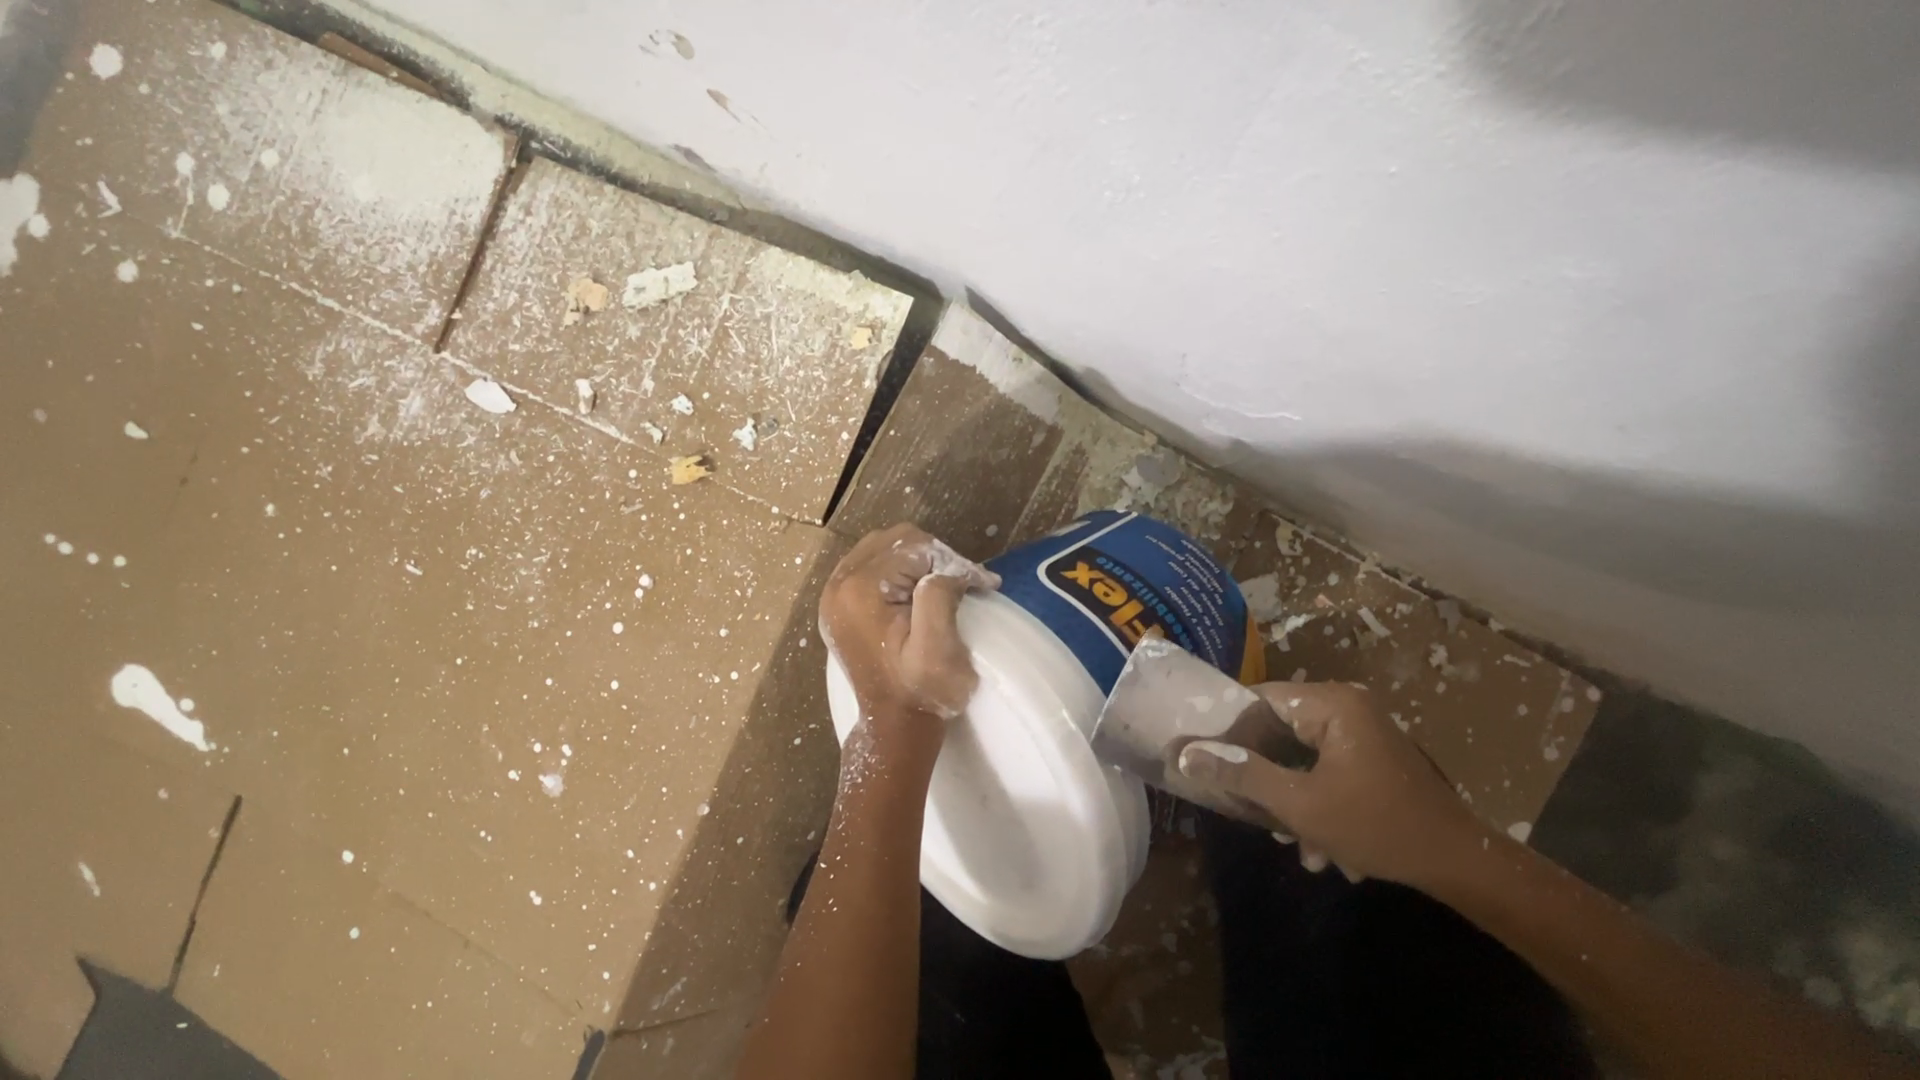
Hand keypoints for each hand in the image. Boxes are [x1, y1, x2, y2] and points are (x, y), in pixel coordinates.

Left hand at [819, 524, 998, 726]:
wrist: (895, 725)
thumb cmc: (922, 690)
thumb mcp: (938, 647)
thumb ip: (938, 595)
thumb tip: (945, 569)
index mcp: (860, 590)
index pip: (914, 547)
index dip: (950, 560)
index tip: (980, 584)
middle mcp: (839, 585)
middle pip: (895, 540)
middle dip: (933, 556)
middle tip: (962, 583)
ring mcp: (834, 594)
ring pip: (883, 548)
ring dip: (916, 561)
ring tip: (943, 586)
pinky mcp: (839, 605)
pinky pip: (870, 566)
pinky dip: (897, 571)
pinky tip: (917, 592)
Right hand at [1176, 681, 1490, 885]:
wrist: (1460, 864)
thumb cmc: (1377, 827)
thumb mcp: (1299, 804)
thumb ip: (1242, 774)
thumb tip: (1187, 753)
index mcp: (1332, 703)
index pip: (1259, 699)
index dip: (1230, 731)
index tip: (1208, 762)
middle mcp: (1348, 705)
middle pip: (1280, 729)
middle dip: (1265, 776)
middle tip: (1249, 810)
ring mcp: (1363, 731)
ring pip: (1302, 756)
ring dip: (1292, 799)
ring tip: (1293, 842)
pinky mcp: (1373, 756)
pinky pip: (1326, 768)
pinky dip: (1317, 801)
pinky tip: (1321, 847)